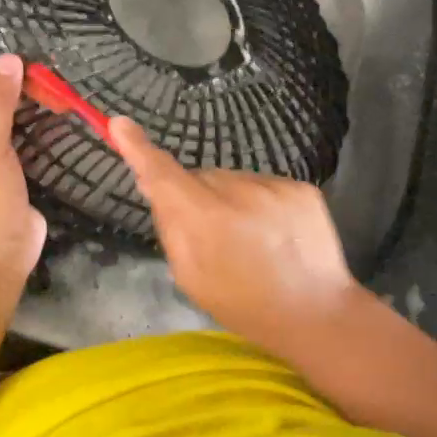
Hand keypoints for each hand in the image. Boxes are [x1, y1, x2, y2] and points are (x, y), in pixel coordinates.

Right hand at [109, 116, 363, 356]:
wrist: (317, 313)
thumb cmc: (243, 304)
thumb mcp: (190, 276)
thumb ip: (170, 226)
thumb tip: (153, 184)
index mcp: (205, 218)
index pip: (163, 173)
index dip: (139, 148)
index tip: (119, 123)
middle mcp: (238, 191)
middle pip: (200, 178)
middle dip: (198, 197)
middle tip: (213, 237)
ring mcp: (273, 186)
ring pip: (234, 180)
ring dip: (231, 200)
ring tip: (250, 240)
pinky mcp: (300, 187)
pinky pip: (264, 185)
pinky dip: (261, 203)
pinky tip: (274, 233)